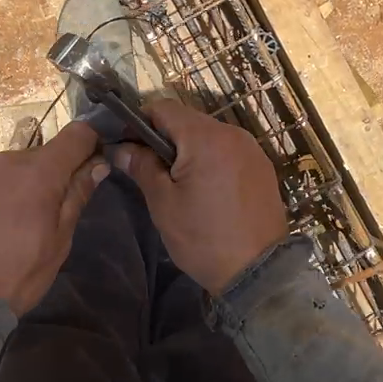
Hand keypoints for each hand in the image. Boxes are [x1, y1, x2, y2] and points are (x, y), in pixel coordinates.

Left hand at [0, 121, 106, 313]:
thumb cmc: (14, 275)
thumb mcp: (57, 243)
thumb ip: (76, 197)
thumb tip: (97, 165)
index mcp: (38, 171)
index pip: (77, 134)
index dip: (91, 144)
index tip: (93, 165)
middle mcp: (7, 160)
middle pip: (43, 153)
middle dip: (54, 174)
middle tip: (51, 212)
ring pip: (13, 167)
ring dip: (22, 184)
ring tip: (16, 223)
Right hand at [109, 100, 288, 292]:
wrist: (259, 274)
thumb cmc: (203, 238)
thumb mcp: (164, 203)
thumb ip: (142, 166)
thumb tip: (120, 148)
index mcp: (205, 137)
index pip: (164, 107)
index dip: (141, 120)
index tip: (128, 142)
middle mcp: (231, 133)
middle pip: (188, 120)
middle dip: (165, 136)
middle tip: (150, 167)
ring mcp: (251, 148)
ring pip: (209, 135)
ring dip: (189, 148)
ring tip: (179, 181)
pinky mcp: (262, 166)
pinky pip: (228, 150)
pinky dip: (212, 159)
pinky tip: (207, 188)